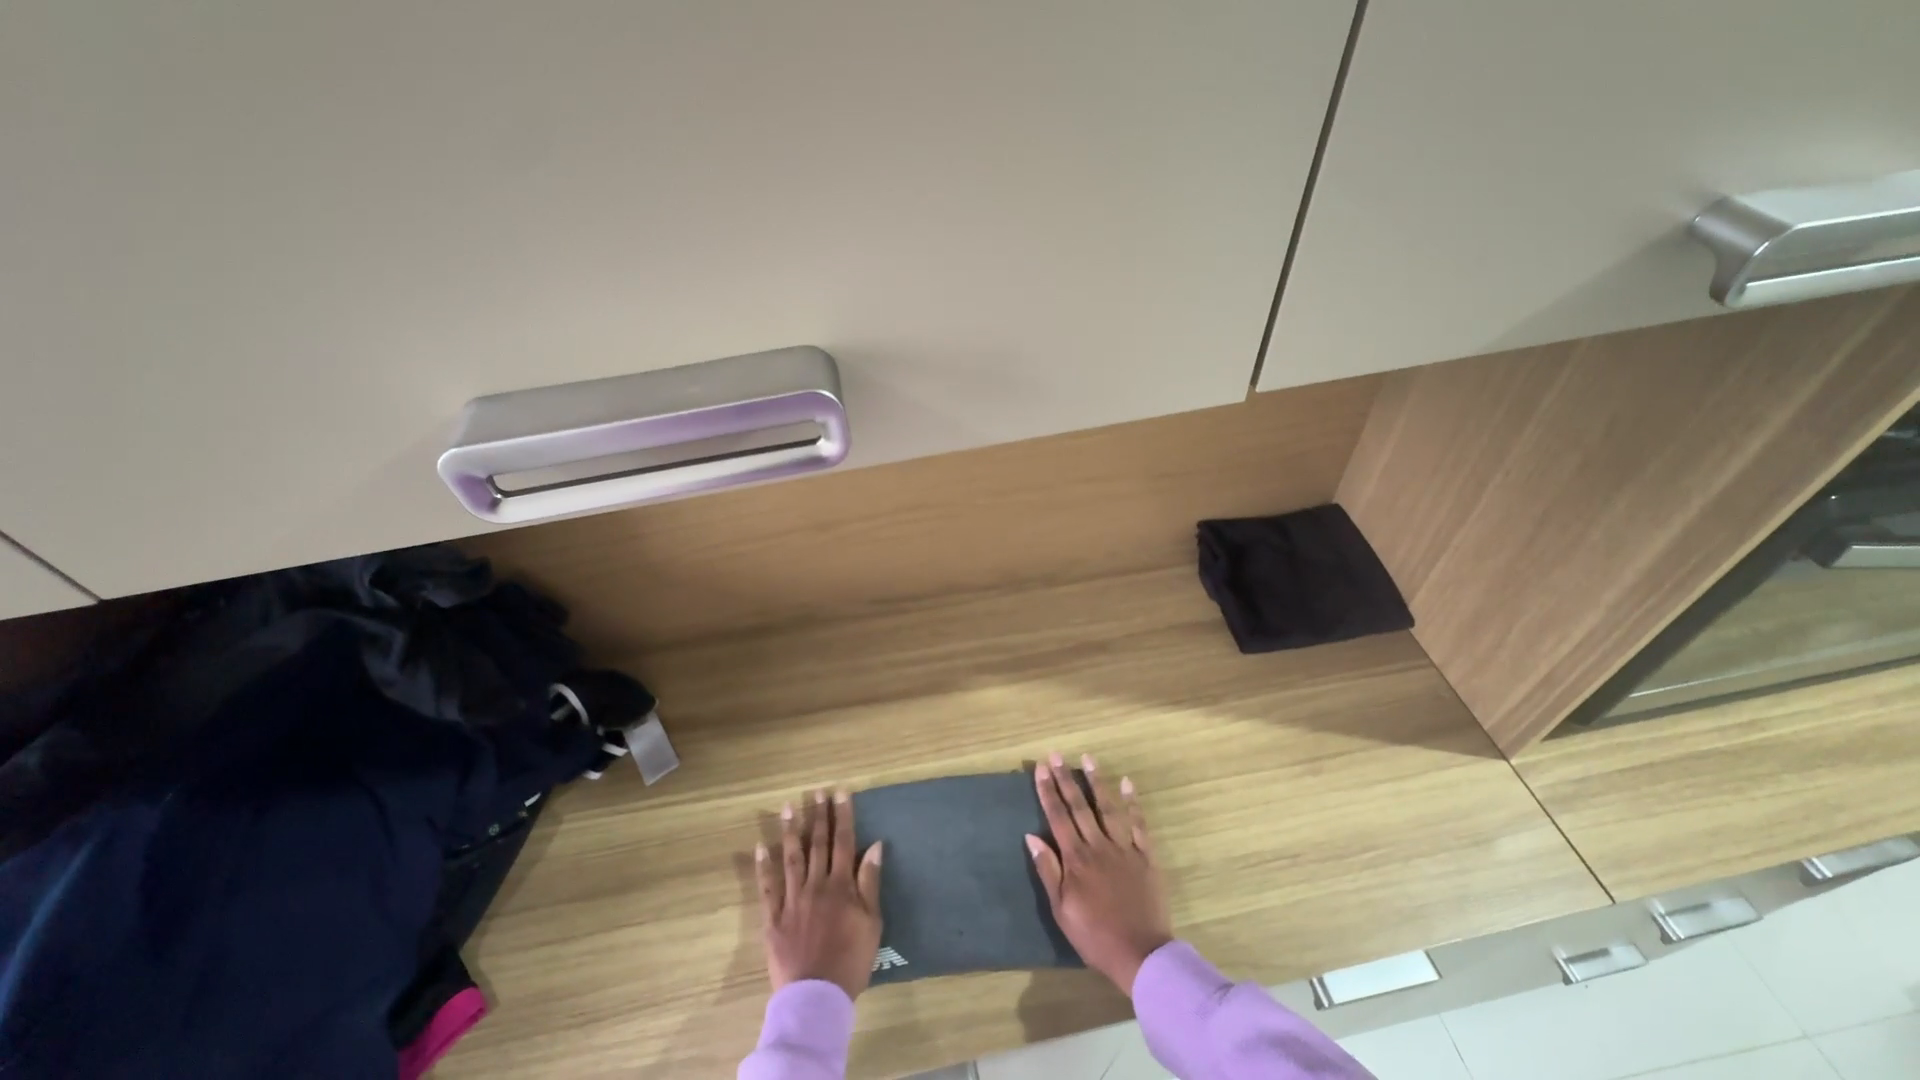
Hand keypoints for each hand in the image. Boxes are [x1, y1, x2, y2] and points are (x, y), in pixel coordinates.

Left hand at [756, 789, 884, 1000]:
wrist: (817, 994)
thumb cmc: (851, 960)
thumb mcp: (872, 923)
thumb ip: (870, 883)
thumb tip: (875, 846)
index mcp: (842, 886)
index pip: (844, 842)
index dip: (843, 816)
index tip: (840, 792)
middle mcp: (816, 885)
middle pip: (818, 844)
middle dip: (818, 816)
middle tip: (816, 792)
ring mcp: (792, 899)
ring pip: (791, 857)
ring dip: (791, 830)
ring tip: (788, 807)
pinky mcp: (773, 917)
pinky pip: (767, 886)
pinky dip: (764, 865)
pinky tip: (762, 846)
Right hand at [1026, 753, 1172, 994]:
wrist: (1140, 953)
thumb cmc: (1094, 935)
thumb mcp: (1061, 909)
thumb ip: (1048, 870)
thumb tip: (1031, 836)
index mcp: (1076, 859)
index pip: (1058, 817)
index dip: (1048, 791)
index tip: (1041, 768)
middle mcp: (1098, 846)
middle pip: (1080, 807)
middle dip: (1066, 779)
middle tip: (1057, 755)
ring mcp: (1124, 849)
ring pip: (1109, 808)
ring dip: (1097, 782)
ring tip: (1088, 759)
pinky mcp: (1146, 857)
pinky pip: (1139, 824)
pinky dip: (1133, 803)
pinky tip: (1127, 784)